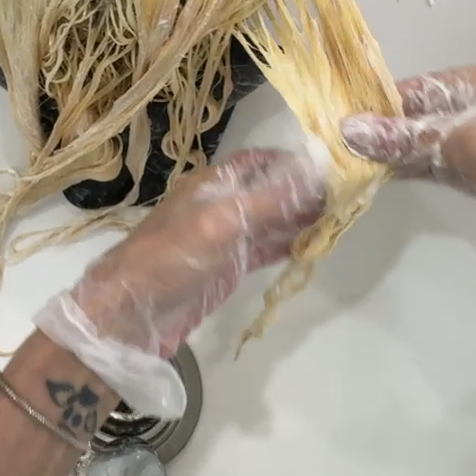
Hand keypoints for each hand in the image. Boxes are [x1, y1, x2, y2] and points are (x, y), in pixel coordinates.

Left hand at [34, 149, 325, 415]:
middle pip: (269, 190)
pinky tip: (312, 246)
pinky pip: (264, 249)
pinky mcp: (227, 267)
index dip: (291, 161)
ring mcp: (224, 237)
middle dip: (303, 191)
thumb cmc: (170, 258)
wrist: (129, 313)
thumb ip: (269, 199)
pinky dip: (288, 245)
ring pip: (270, 220)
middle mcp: (220, 205)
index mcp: (212, 184)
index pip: (258, 161)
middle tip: (346, 195)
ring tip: (338, 218)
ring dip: (300, 218)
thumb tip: (317, 170)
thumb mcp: (220, 223)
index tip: (331, 166)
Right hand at [340, 66, 475, 372]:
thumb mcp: (473, 148)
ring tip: (342, 173)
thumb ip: (409, 139)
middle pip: (402, 117)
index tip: (323, 137)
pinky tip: (379, 183)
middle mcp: (466, 108)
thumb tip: (345, 129)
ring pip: (412, 144)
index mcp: (465, 87)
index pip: (396, 93)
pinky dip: (404, 173)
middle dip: (367, 135)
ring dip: (382, 157)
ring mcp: (475, 143)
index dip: (361, 112)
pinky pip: (430, 167)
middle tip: (325, 161)